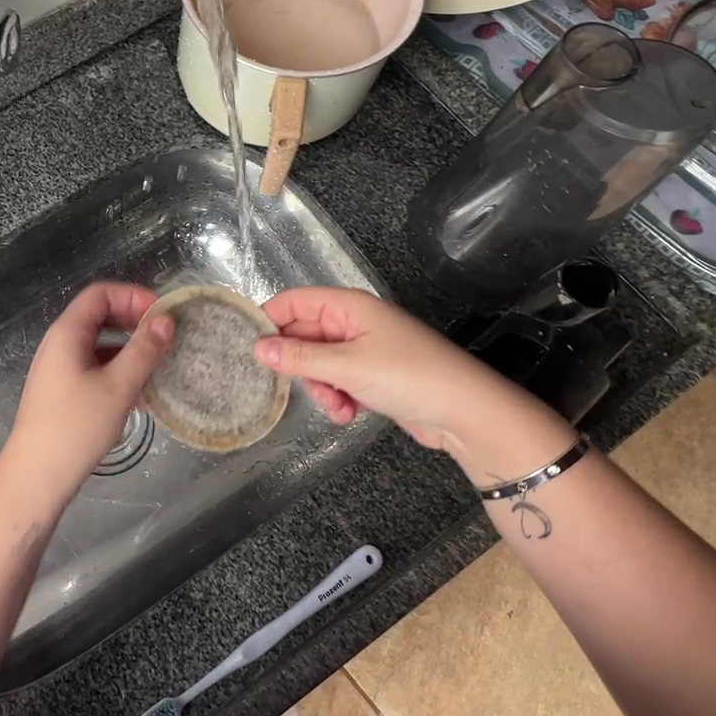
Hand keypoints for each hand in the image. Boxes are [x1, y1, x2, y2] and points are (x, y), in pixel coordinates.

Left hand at [0, 283, 173, 506]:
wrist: (35, 477)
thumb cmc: (76, 427)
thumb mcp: (118, 386)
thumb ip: (143, 350)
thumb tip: (165, 320)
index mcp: (67, 333)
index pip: (100, 294)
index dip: (133, 296)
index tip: (163, 314)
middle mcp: (59, 344)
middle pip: (99, 316)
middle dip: (134, 321)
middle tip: (166, 337)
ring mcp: (59, 369)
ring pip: (99, 345)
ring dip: (129, 349)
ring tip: (159, 366)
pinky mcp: (62, 393)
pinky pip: (94, 369)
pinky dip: (118, 372)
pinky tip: (140, 395)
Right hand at [252, 287, 570, 471]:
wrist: (466, 413)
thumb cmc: (409, 376)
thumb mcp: (346, 366)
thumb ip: (298, 358)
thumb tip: (257, 348)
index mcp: (349, 306)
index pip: (293, 301)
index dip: (269, 321)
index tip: (248, 348)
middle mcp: (354, 322)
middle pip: (304, 335)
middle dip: (298, 365)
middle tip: (296, 387)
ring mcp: (364, 349)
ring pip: (318, 363)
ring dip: (319, 387)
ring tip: (336, 406)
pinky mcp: (373, 375)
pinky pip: (338, 381)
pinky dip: (337, 397)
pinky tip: (348, 413)